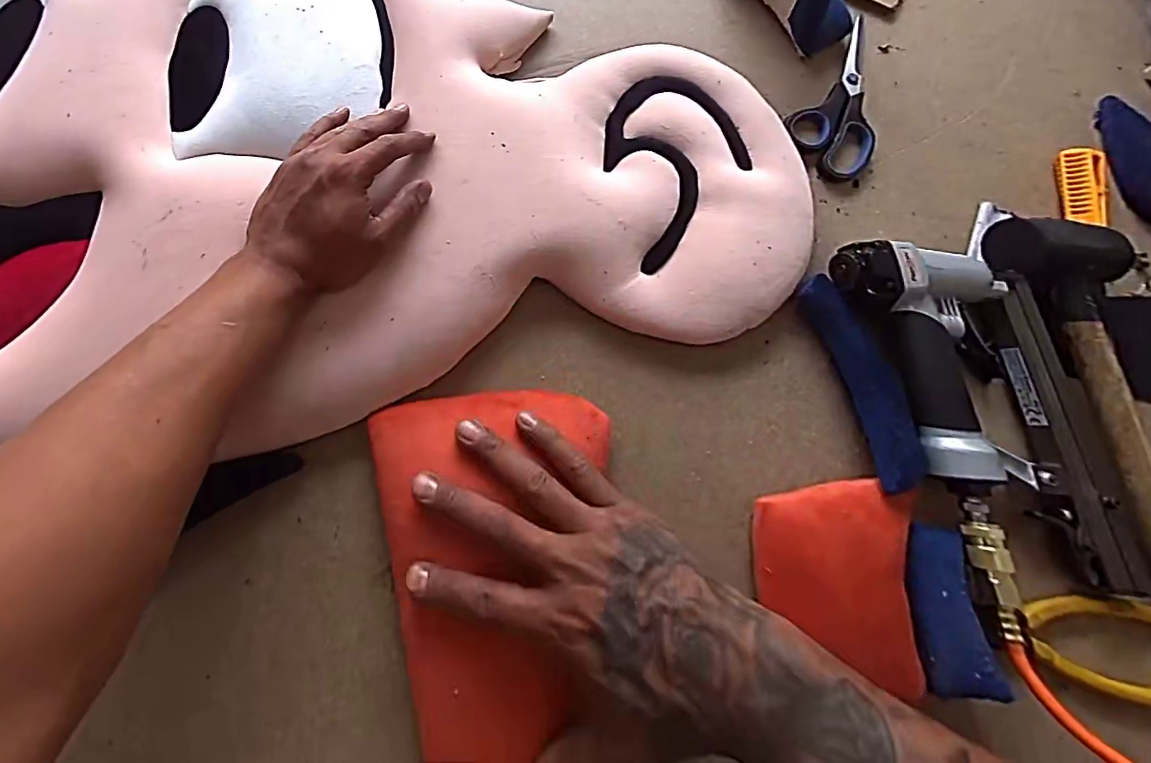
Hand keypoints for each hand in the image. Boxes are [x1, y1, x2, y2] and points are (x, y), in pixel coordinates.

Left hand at [243, 104, 433, 292]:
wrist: (275, 269)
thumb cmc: (325, 261)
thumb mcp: (376, 242)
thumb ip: (403, 211)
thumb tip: (422, 188)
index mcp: (349, 174)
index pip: (387, 147)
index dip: (410, 142)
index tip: (425, 139)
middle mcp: (324, 159)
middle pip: (362, 130)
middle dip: (387, 121)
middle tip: (404, 112)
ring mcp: (301, 161)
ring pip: (336, 130)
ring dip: (360, 120)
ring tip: (378, 114)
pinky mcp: (286, 169)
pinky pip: (310, 136)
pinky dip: (326, 123)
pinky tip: (337, 117)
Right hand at [405, 414, 996, 762]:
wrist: (738, 662)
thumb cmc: (672, 703)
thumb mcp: (615, 744)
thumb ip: (566, 757)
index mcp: (560, 623)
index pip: (488, 603)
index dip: (448, 590)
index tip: (413, 574)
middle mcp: (570, 568)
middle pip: (501, 530)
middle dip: (456, 506)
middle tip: (420, 482)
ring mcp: (597, 533)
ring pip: (536, 486)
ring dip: (497, 457)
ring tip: (465, 430)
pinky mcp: (624, 512)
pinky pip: (582, 472)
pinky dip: (553, 445)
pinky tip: (528, 420)